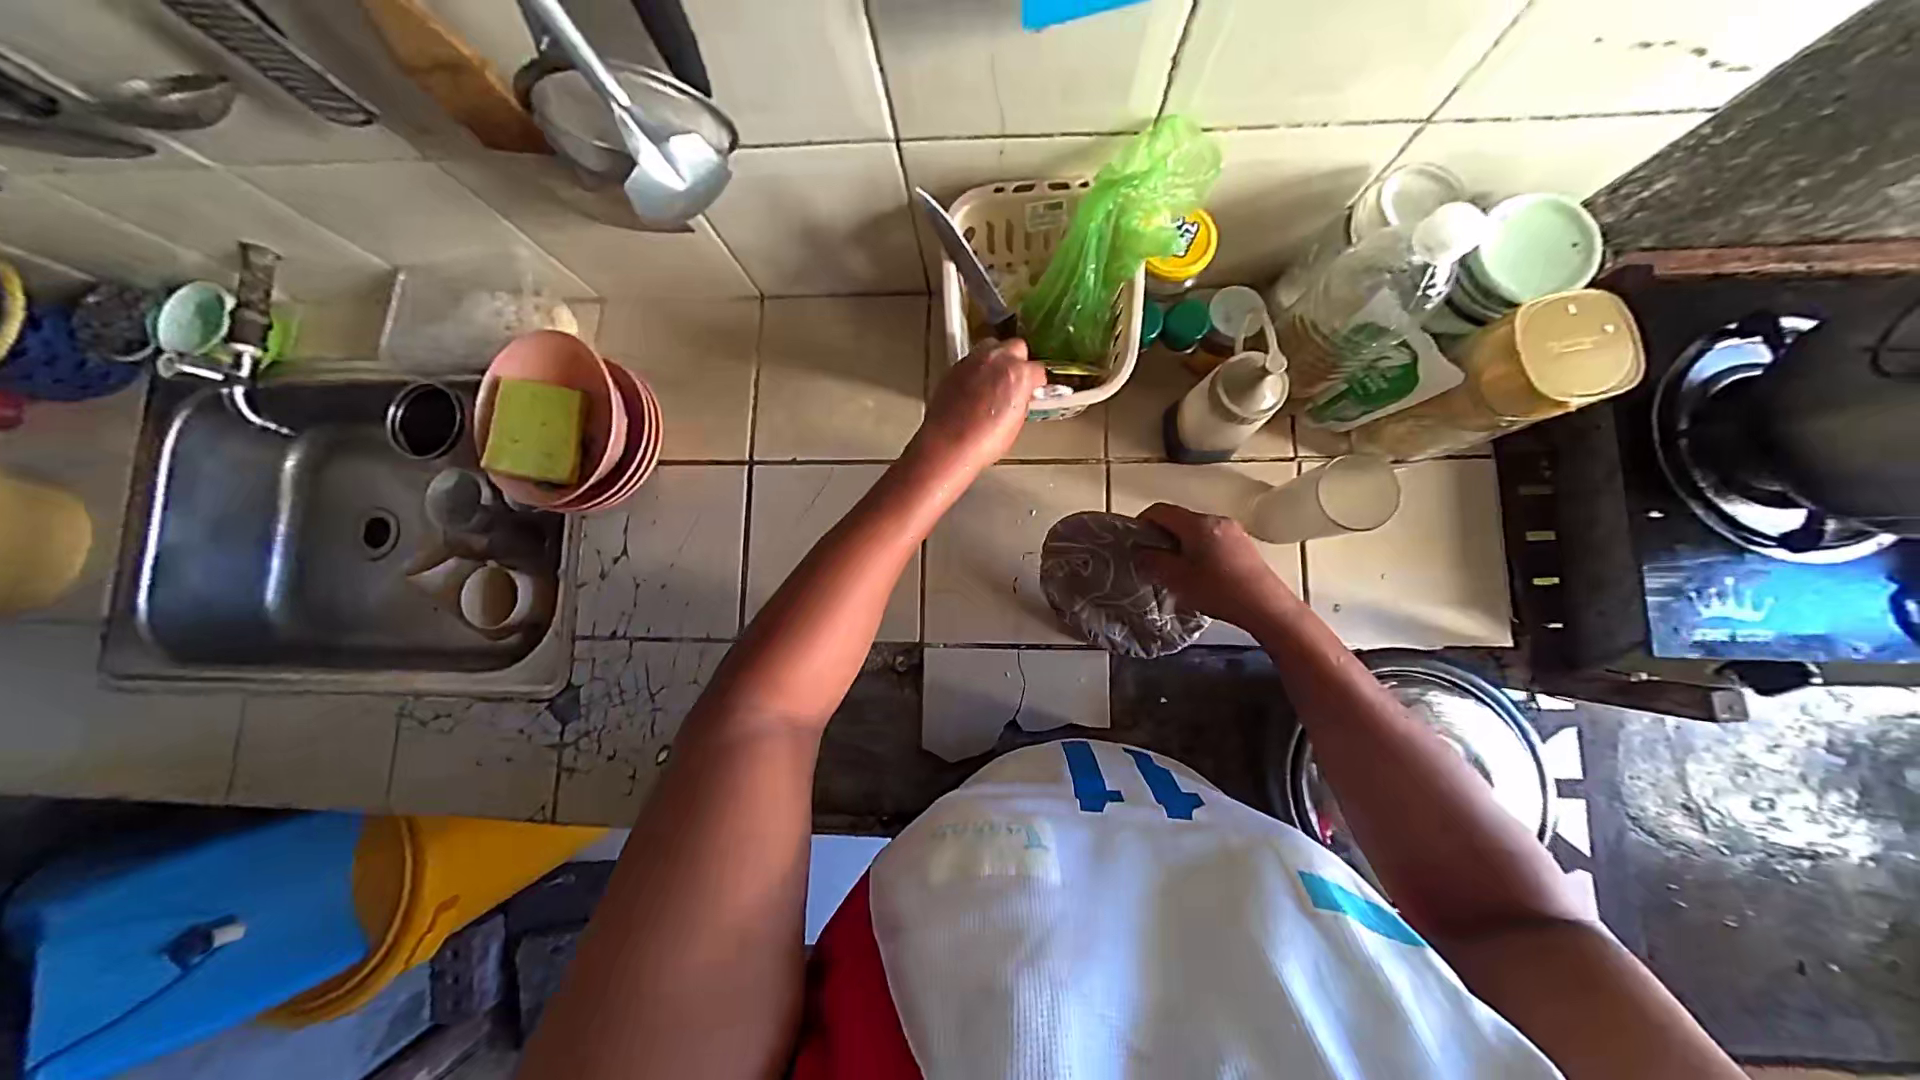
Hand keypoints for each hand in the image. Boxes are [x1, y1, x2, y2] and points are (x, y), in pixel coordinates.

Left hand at [914, 339, 1046, 472]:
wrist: (948, 444)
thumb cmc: (983, 440)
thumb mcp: (1016, 423)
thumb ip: (1021, 400)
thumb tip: (1020, 397)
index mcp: (1019, 374)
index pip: (1037, 370)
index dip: (1036, 382)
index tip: (1033, 389)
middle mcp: (997, 360)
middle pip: (1016, 347)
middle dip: (1017, 361)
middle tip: (1014, 380)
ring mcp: (974, 361)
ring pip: (992, 348)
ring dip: (996, 360)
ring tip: (994, 381)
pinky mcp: (955, 367)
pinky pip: (972, 360)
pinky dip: (977, 369)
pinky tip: (975, 387)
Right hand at [1136, 502, 1299, 628]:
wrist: (1265, 606)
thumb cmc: (1220, 591)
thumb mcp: (1176, 579)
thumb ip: (1153, 562)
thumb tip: (1141, 552)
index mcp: (1197, 524)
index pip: (1160, 510)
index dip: (1142, 523)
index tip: (1136, 542)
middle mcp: (1216, 520)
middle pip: (1179, 519)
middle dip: (1162, 537)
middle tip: (1154, 561)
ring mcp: (1233, 531)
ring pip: (1195, 530)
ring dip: (1181, 545)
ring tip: (1177, 571)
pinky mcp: (1243, 545)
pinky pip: (1211, 539)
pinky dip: (1198, 550)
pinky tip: (1200, 575)